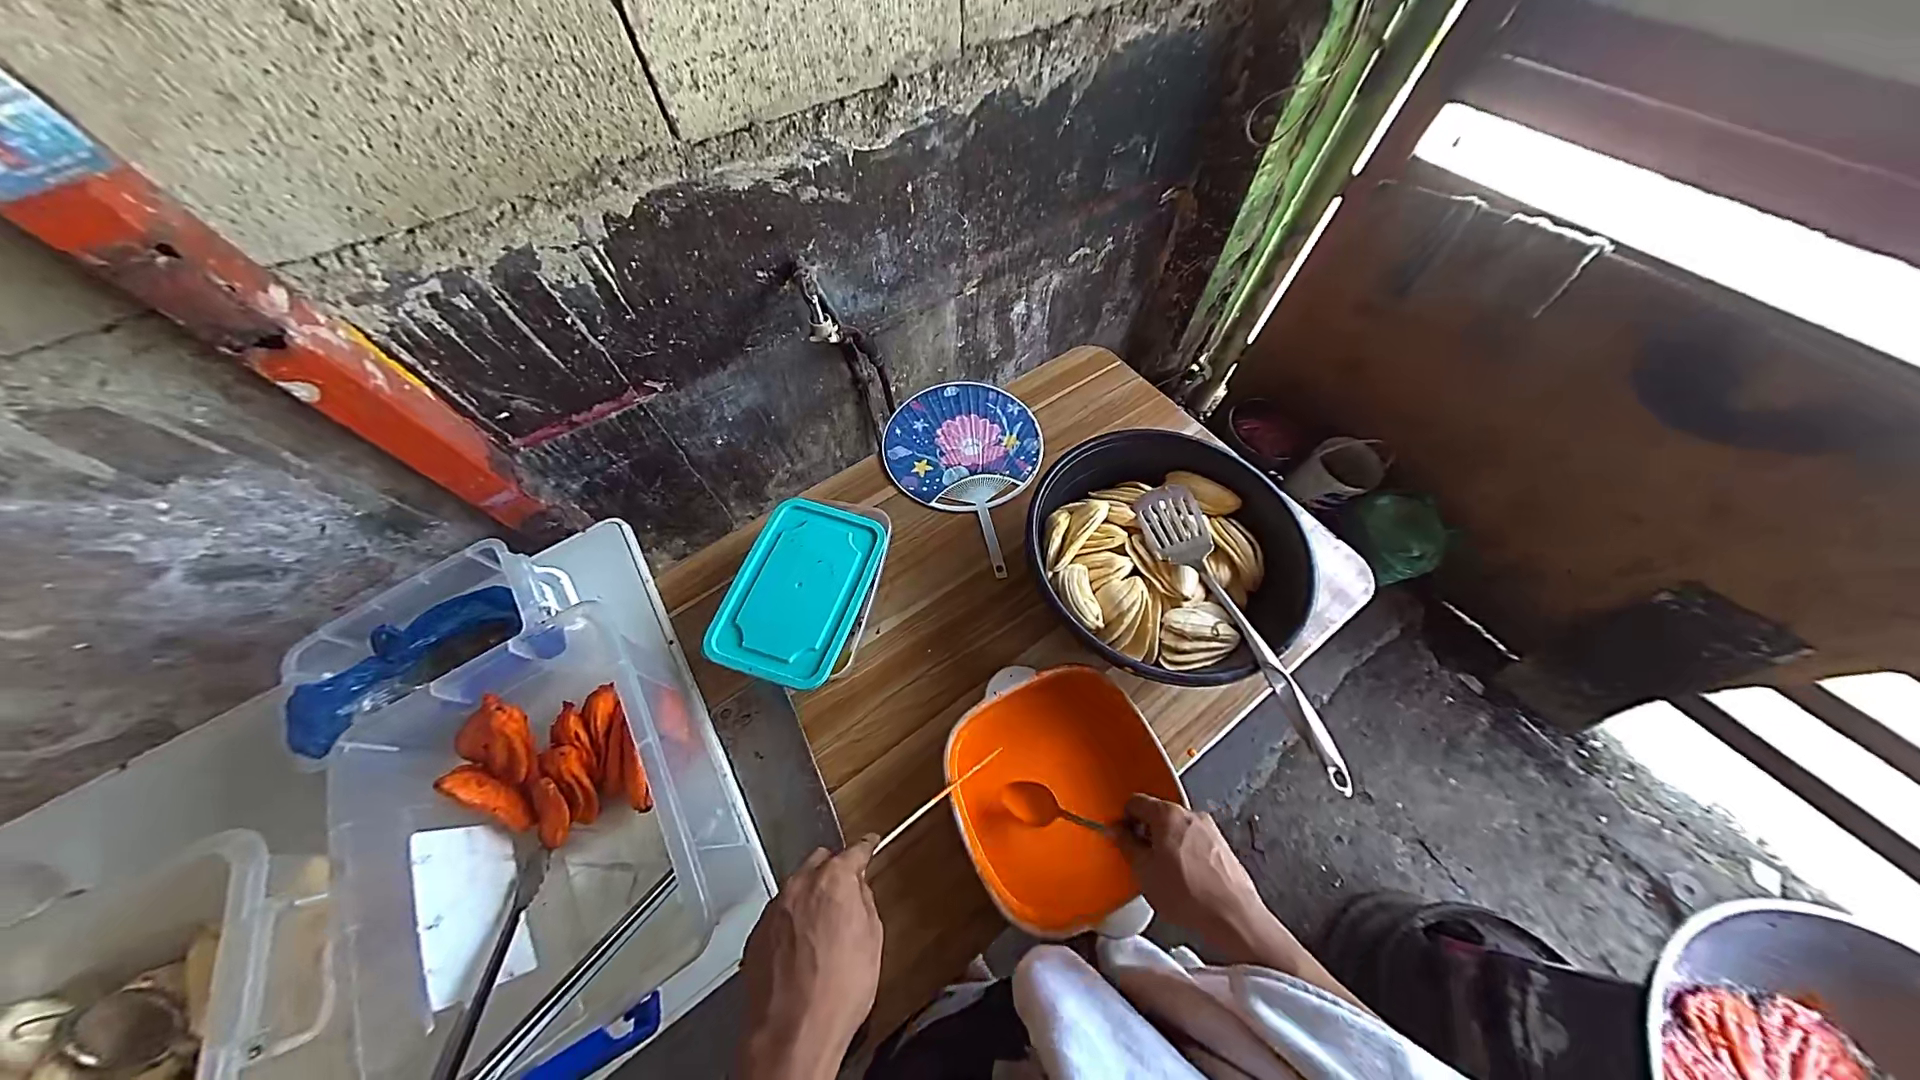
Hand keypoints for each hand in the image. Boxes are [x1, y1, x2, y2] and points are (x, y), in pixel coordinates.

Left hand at [737, 837, 883, 1079]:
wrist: (792, 1035)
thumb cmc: (835, 993)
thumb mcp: (872, 940)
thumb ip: (865, 902)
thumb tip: (858, 890)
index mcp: (833, 880)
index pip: (854, 850)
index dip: (866, 847)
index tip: (869, 844)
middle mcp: (800, 886)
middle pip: (820, 861)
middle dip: (834, 871)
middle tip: (848, 892)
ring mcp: (775, 909)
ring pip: (797, 887)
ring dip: (811, 897)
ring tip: (825, 929)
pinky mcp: (757, 934)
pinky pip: (780, 914)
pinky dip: (792, 921)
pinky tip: (803, 948)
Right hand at [1120, 795, 1363, 1008]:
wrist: (1233, 918)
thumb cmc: (1189, 895)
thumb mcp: (1143, 871)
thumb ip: (1126, 845)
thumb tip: (1119, 833)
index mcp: (1167, 814)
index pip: (1135, 801)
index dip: (1124, 819)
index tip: (1122, 836)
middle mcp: (1190, 814)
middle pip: (1158, 814)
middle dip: (1146, 833)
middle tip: (1141, 859)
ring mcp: (1210, 830)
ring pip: (1177, 829)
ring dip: (1167, 845)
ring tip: (1165, 875)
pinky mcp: (1223, 847)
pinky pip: (1195, 843)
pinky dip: (1186, 855)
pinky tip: (1185, 881)